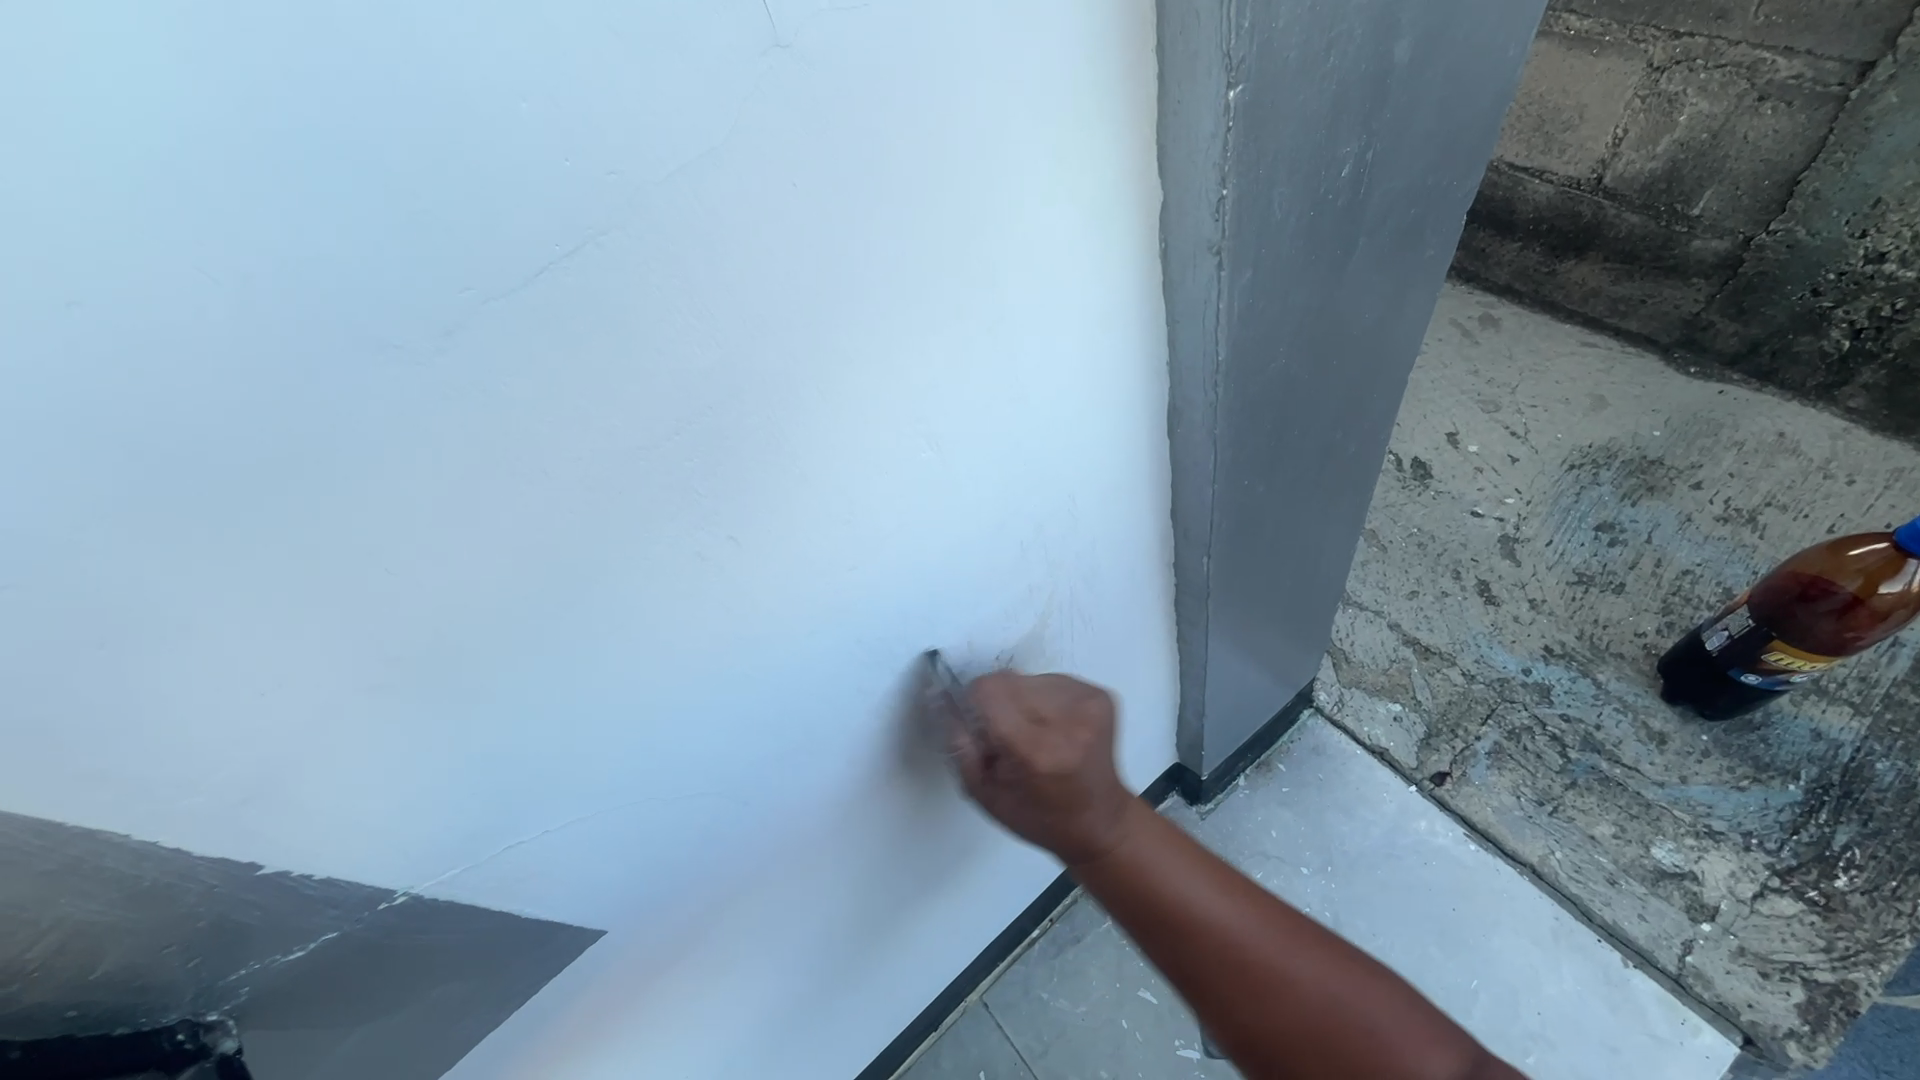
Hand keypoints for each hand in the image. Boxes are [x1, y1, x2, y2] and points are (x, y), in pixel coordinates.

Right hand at [949, 671, 1141, 866]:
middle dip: (997, 703)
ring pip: (1028, 678)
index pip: (988, 691)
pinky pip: (1052, 680)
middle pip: (1008, 681)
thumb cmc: (1038, 816)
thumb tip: (941, 695)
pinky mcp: (1101, 695)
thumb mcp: (985, 794)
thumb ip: (959, 745)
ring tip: (1033, 733)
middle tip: (1007, 737)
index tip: (979, 727)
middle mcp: (1069, 720)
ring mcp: (1089, 704)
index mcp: (1037, 750)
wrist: (1100, 820)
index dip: (974, 703)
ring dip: (1021, 700)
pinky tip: (1053, 727)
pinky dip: (1043, 699)